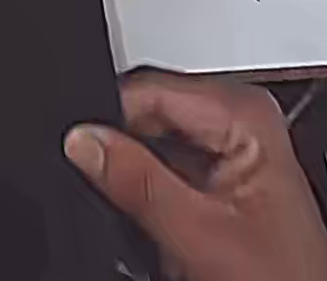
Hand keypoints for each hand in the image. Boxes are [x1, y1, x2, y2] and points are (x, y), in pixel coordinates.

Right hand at [65, 72, 326, 280]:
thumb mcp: (201, 237)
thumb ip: (137, 182)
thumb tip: (85, 140)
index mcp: (244, 110)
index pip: (152, 89)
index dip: (111, 119)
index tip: (82, 147)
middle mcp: (240, 113)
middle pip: (152, 109)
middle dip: (124, 144)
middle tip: (112, 187)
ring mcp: (232, 139)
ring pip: (153, 134)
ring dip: (136, 166)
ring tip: (141, 207)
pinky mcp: (221, 166)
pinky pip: (165, 155)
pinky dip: (149, 181)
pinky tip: (155, 213)